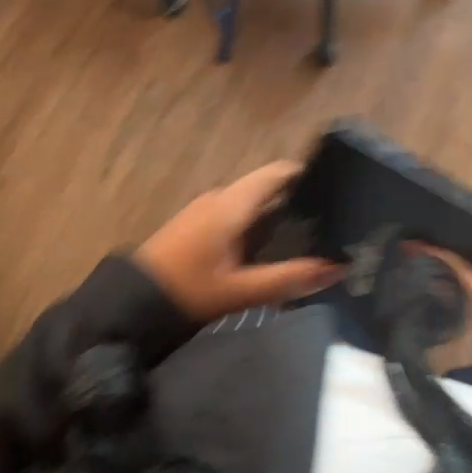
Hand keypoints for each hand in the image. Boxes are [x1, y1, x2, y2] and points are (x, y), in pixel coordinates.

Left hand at [135, 161, 343, 320]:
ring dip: (278, 215)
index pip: (277, 173)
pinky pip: (238, 214)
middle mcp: (221, 197)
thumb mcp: (241, 290)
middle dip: (298, 201)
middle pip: (268, 188)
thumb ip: (288, 278)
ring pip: (252, 202)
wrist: (134, 298)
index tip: (337, 191)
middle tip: (333, 223)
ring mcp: (207, 208)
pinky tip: (274, 249)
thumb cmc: (189, 289)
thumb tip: (335, 267)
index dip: (307, 176)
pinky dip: (259, 224)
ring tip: (313, 237)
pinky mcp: (199, 223)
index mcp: (232, 203)